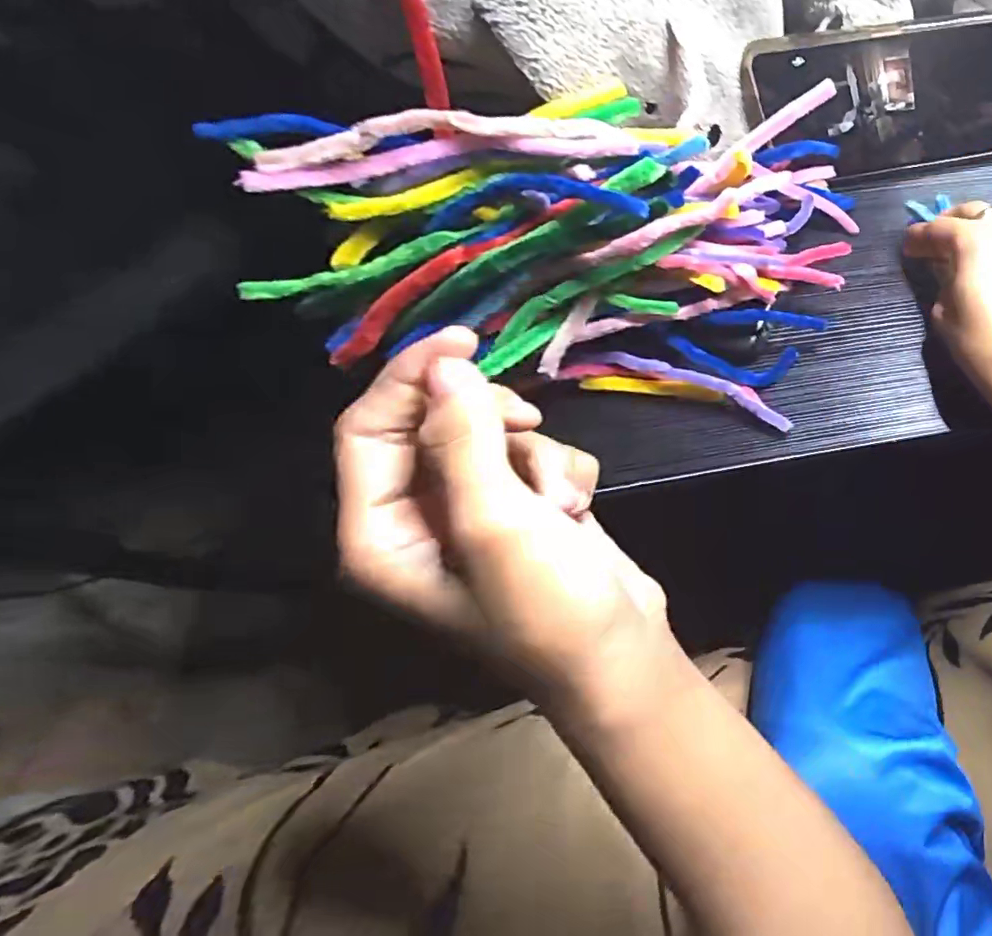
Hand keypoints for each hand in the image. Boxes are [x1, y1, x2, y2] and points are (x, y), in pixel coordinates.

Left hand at [334, 327, 687, 714]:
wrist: (620, 650)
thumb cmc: (547, 605)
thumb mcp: (498, 523)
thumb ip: (464, 442)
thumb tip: (446, 367)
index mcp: (383, 530)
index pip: (370, 431)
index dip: (409, 380)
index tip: (465, 341)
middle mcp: (424, 517)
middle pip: (439, 429)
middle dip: (491, 423)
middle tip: (529, 421)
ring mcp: (483, 514)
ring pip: (500, 442)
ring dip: (541, 459)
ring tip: (564, 502)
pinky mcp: (533, 512)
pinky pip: (539, 461)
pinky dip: (565, 473)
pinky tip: (581, 508)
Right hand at [903, 202, 991, 426]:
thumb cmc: (978, 342)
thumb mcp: (943, 310)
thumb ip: (941, 279)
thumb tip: (943, 267)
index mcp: (972, 240)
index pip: (937, 229)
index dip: (918, 238)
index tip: (907, 247)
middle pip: (972, 213)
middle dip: (949, 223)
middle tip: (934, 243)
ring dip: (984, 222)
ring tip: (970, 242)